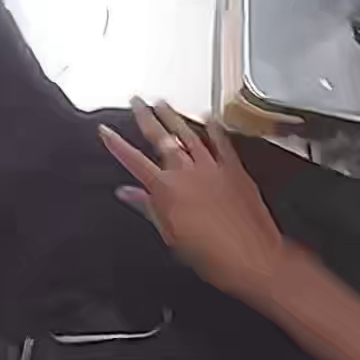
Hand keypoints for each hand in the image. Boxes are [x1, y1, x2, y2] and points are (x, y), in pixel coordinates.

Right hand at [99, 99, 288, 301]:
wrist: (253, 258)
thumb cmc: (212, 255)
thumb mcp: (170, 236)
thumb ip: (147, 208)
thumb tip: (128, 193)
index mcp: (166, 189)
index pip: (133, 160)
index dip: (117, 144)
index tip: (106, 130)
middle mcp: (187, 172)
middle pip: (160, 137)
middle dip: (145, 116)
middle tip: (137, 101)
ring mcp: (211, 167)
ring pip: (187, 134)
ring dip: (173, 117)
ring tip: (162, 102)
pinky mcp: (234, 169)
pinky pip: (221, 142)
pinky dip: (213, 128)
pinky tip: (208, 117)